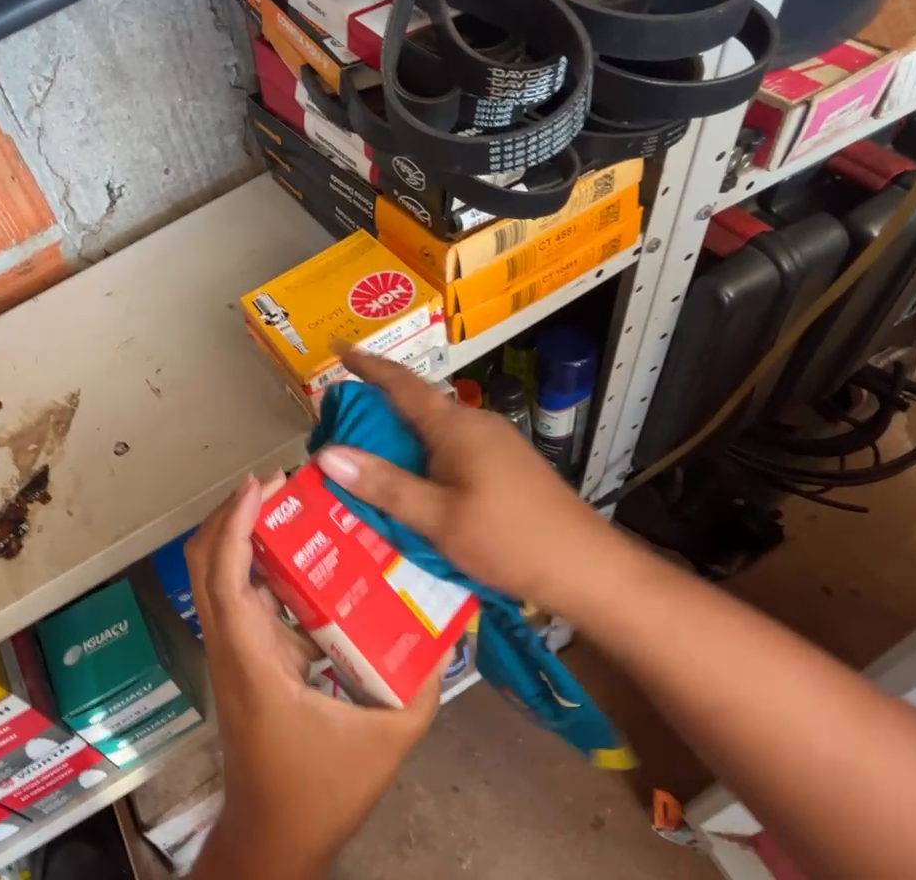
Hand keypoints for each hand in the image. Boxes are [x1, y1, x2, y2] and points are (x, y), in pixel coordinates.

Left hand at [186, 473, 438, 879]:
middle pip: (207, 563)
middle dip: (234, 514)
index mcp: (250, 657)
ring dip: (245, 535)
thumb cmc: (319, 790)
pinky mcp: (244, 660)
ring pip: (219, 577)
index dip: (236, 522)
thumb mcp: (386, 739)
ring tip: (293, 507)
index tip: (262, 483)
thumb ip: (421, 685)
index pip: (226, 575)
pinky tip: (305, 559)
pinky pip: (243, 600)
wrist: (275, 836)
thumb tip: (447, 631)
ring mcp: (233, 652)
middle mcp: (231, 645)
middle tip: (282, 484)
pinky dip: (261, 568)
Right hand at [310, 347, 614, 608]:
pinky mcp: (505, 465)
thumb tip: (328, 454)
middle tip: (336, 426)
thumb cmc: (511, 541)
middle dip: (375, 411)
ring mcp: (495, 443)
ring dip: (399, 438)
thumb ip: (384, 485)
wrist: (587, 568)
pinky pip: (450, 449)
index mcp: (457, 428)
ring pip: (434, 430)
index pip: (402, 384)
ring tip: (363, 460)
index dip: (367, 365)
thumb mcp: (438, 519)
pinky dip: (421, 457)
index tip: (337, 348)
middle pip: (416, 406)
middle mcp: (476, 424)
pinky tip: (410, 486)